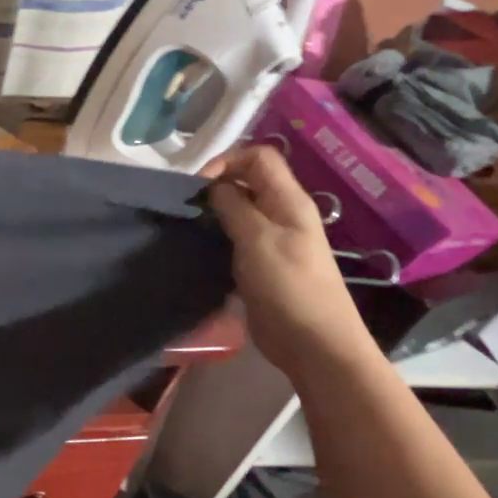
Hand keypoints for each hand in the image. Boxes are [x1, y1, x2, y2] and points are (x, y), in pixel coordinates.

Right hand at [200, 144, 378, 376]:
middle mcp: (281, 214)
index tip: (196, 185)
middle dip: (215, 186)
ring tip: (187, 226)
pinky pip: (234, 238)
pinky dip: (215, 237)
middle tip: (186, 207)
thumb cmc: (288, 286)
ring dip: (212, 213)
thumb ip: (235, 207)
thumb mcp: (258, 240)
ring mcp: (270, 239)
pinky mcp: (258, 264)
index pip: (259, 156)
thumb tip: (214, 185)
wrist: (311, 340)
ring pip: (237, 210)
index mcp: (288, 201)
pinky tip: (198, 248)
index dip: (226, 160)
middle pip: (247, 180)